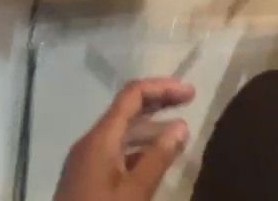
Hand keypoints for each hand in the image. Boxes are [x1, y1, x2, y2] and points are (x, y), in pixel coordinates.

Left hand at [54, 78, 195, 200]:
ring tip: (179, 135)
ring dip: (150, 127)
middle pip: (127, 109)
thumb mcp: (134, 193)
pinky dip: (138, 149)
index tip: (191, 95)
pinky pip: (115, 151)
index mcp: (100, 138)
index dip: (163, 88)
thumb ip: (158, 158)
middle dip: (159, 103)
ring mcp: (85, 161)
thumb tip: (181, 126)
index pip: (133, 95)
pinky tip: (156, 161)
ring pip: (122, 132)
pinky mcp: (86, 179)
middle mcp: (90, 142)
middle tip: (189, 103)